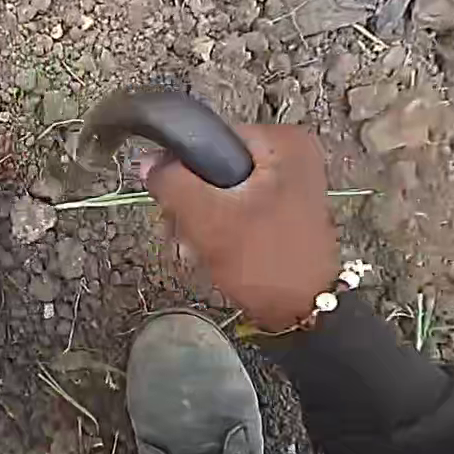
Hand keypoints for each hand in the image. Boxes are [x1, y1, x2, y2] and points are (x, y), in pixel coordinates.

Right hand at [144, 125, 339, 329]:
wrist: (304, 313)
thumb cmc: (264, 262)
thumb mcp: (208, 219)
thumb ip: (172, 183)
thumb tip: (148, 161)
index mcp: (282, 142)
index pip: (210, 139)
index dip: (183, 171)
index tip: (173, 206)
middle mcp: (292, 154)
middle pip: (215, 166)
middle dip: (192, 202)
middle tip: (184, 233)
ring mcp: (291, 183)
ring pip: (223, 190)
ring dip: (201, 219)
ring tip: (196, 249)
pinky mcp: (286, 209)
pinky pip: (239, 206)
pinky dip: (221, 227)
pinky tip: (212, 251)